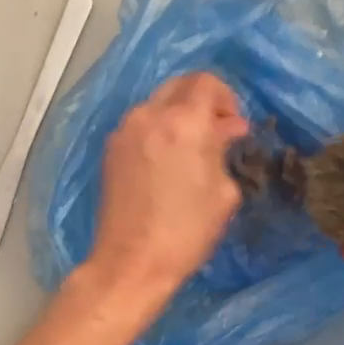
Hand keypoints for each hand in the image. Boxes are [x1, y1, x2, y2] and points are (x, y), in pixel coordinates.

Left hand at [86, 72, 247, 297]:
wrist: (132, 262)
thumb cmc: (187, 232)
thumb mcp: (223, 193)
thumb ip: (225, 151)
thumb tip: (228, 130)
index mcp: (185, 121)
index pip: (207, 82)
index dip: (226, 98)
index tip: (233, 126)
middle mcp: (150, 115)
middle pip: (179, 86)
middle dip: (201, 102)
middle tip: (215, 133)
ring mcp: (125, 131)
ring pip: (157, 105)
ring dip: (177, 117)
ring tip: (190, 151)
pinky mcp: (111, 150)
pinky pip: (140, 126)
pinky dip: (157, 132)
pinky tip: (166, 164)